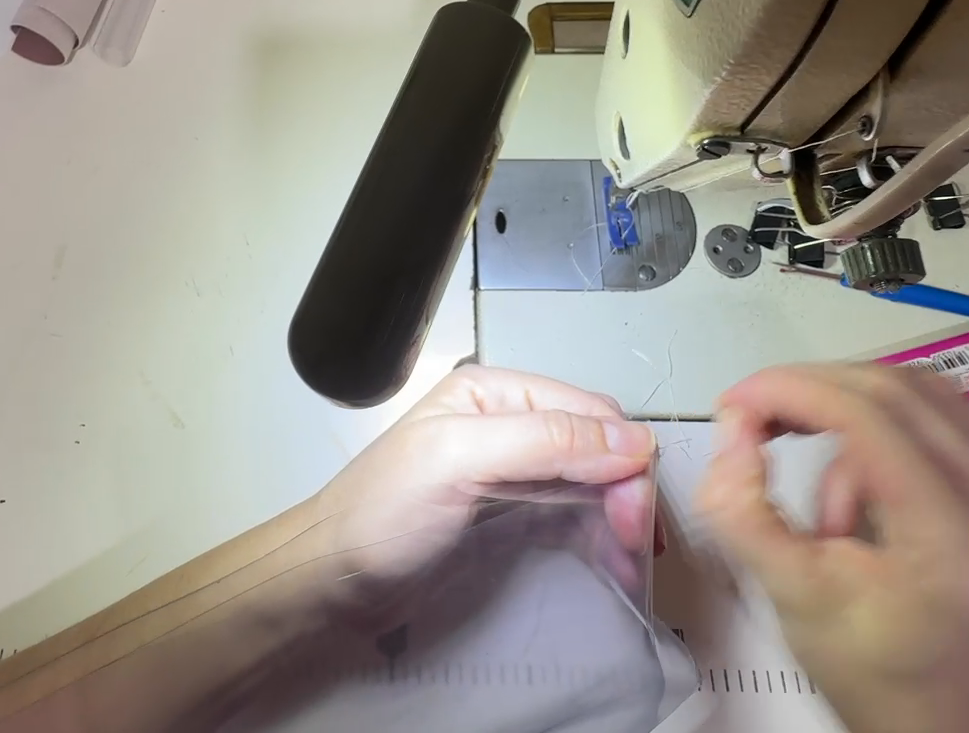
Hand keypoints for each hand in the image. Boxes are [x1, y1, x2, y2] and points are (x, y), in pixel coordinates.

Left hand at [311, 365, 656, 612]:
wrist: (334, 578)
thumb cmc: (384, 512)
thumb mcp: (457, 461)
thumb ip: (541, 440)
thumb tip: (632, 439)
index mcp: (493, 391)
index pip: (584, 410)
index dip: (621, 456)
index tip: (634, 518)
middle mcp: (507, 420)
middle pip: (593, 443)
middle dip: (622, 489)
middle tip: (633, 546)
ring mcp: (509, 467)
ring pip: (589, 479)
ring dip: (616, 516)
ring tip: (628, 565)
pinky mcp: (509, 510)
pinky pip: (570, 511)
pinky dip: (596, 533)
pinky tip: (608, 562)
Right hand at [697, 363, 968, 732]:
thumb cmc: (870, 676)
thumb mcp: (788, 595)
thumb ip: (740, 507)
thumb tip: (731, 425)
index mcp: (958, 547)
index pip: (871, 420)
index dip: (791, 390)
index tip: (735, 402)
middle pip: (902, 392)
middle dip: (812, 386)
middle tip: (754, 409)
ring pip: (927, 396)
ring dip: (846, 400)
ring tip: (795, 437)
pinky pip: (944, 424)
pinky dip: (880, 424)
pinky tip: (849, 474)